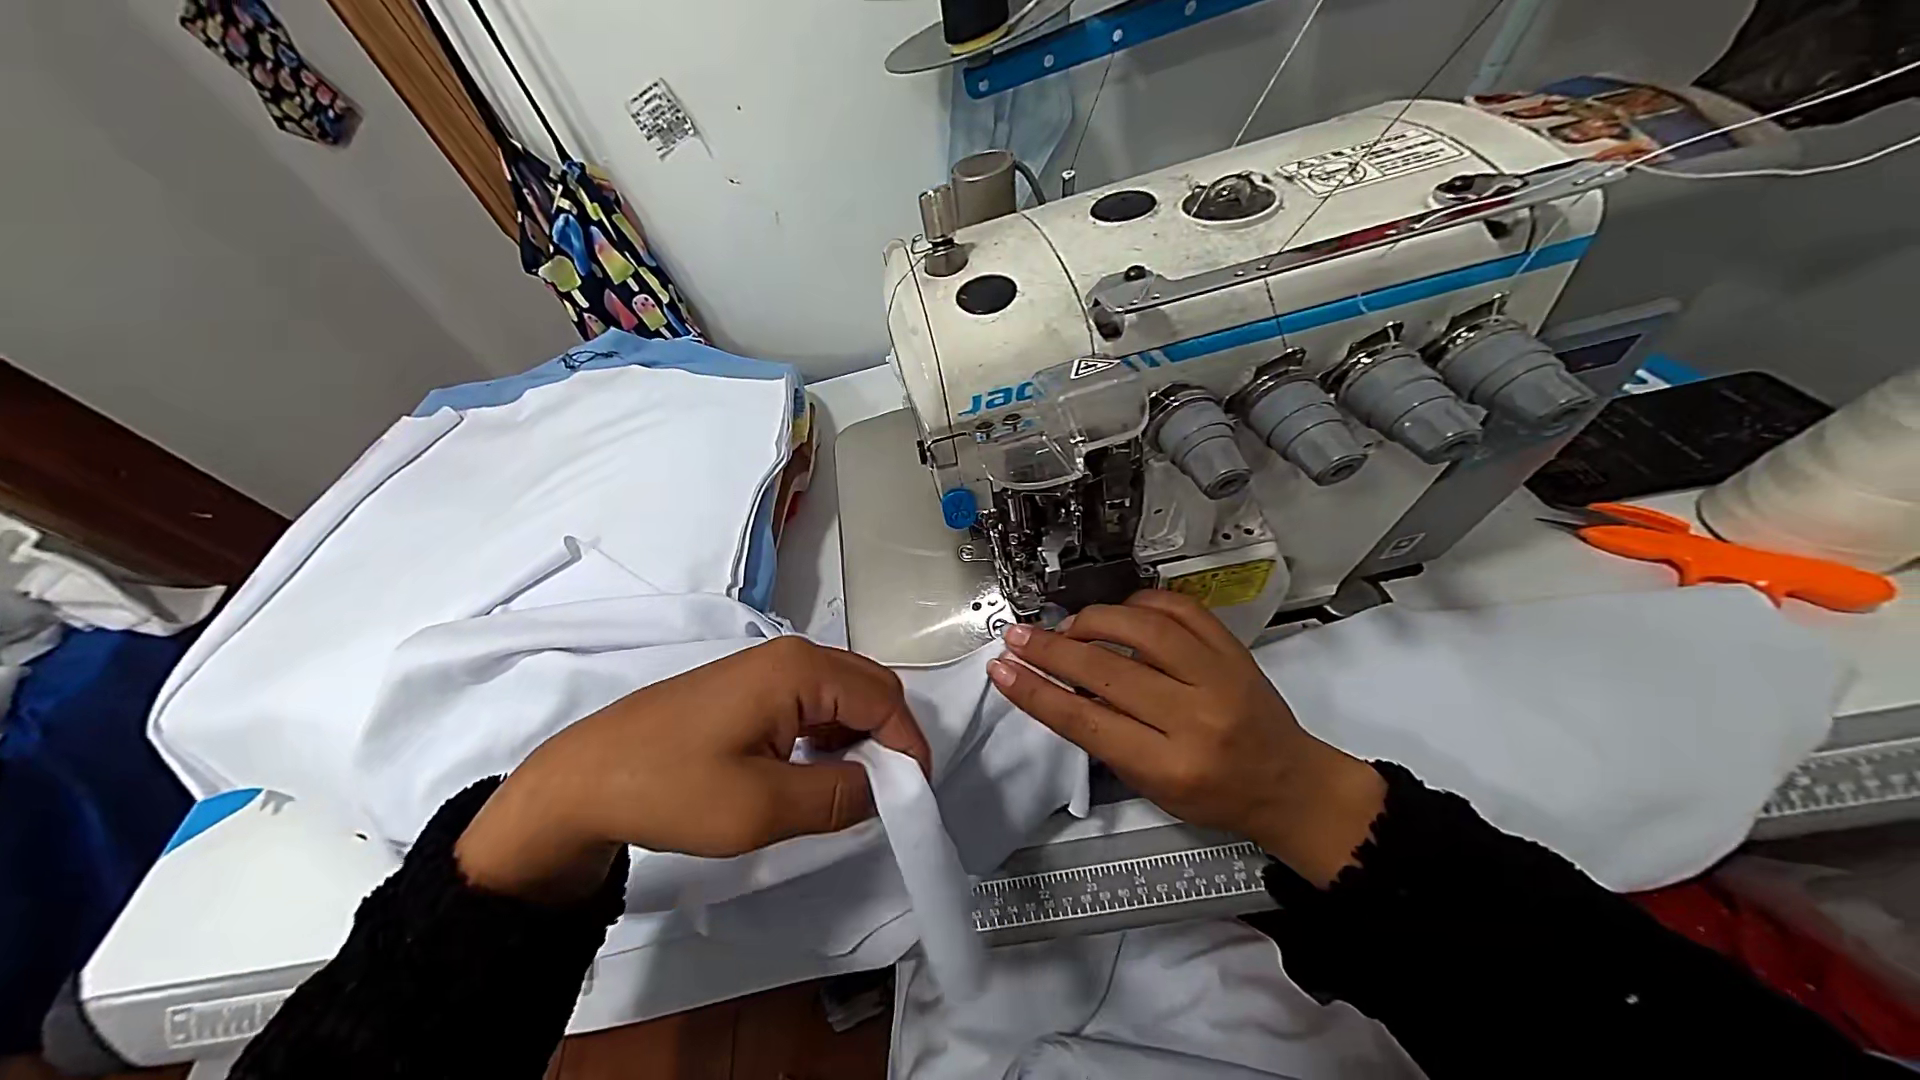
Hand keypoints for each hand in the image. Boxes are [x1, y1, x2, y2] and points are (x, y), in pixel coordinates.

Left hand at [456, 637, 931, 902]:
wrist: (583, 780)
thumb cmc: (670, 788)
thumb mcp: (762, 809)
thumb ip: (838, 797)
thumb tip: (883, 789)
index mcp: (801, 670)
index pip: (884, 700)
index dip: (907, 749)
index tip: (911, 800)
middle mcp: (792, 655)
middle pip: (871, 688)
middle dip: (887, 740)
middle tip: (881, 795)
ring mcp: (770, 667)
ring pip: (845, 694)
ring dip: (860, 738)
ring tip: (847, 789)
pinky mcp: (753, 685)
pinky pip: (816, 701)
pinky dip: (831, 734)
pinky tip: (812, 770)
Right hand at [987, 590, 1383, 885]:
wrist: (1290, 783)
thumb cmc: (1215, 796)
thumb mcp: (1151, 784)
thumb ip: (1104, 736)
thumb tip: (1056, 684)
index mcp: (1171, 766)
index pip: (1086, 721)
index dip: (1036, 691)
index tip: (1003, 670)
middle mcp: (1197, 717)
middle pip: (1106, 670)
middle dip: (1050, 649)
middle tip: (1019, 636)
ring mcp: (1220, 675)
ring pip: (1141, 629)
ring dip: (1091, 620)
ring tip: (1068, 626)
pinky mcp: (1233, 648)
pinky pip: (1179, 608)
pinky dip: (1139, 603)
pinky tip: (1118, 612)